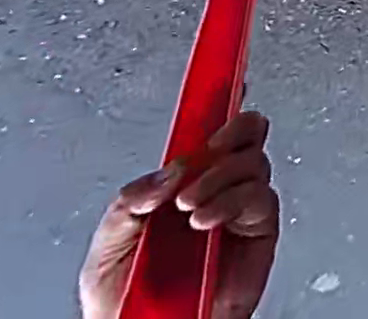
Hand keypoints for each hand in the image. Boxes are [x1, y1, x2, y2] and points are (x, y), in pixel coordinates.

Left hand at [79, 112, 280, 318]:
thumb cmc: (126, 301)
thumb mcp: (105, 251)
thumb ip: (128, 205)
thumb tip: (168, 169)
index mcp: (183, 180)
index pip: (209, 127)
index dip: (224, 97)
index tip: (232, 72)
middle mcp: (218, 183)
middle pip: (247, 130)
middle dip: (232, 134)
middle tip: (211, 151)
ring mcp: (242, 202)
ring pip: (251, 160)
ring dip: (221, 178)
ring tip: (191, 207)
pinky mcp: (262, 223)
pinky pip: (260, 195)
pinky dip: (231, 202)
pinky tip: (207, 220)